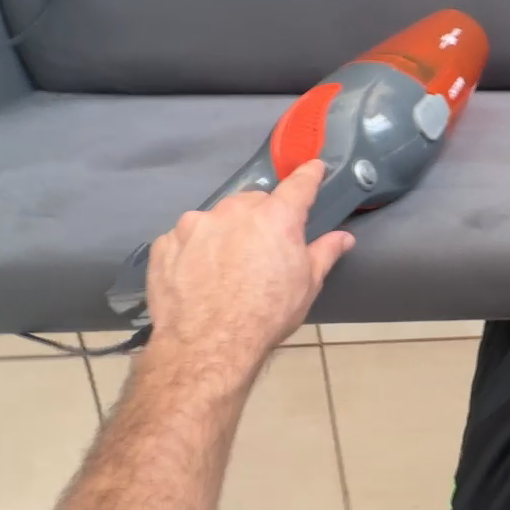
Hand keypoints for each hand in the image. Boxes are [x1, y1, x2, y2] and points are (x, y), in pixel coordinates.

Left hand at [143, 160, 355, 374]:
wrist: (209, 342)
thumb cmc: (269, 312)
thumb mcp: (308, 283)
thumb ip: (324, 253)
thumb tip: (343, 237)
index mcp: (275, 218)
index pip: (298, 186)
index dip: (309, 175)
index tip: (314, 166)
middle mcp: (233, 212)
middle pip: (254, 200)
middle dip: (263, 215)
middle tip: (267, 244)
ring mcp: (194, 225)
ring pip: (218, 218)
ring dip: (228, 231)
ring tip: (229, 265)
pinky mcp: (165, 243)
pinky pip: (187, 237)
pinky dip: (198, 248)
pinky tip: (202, 274)